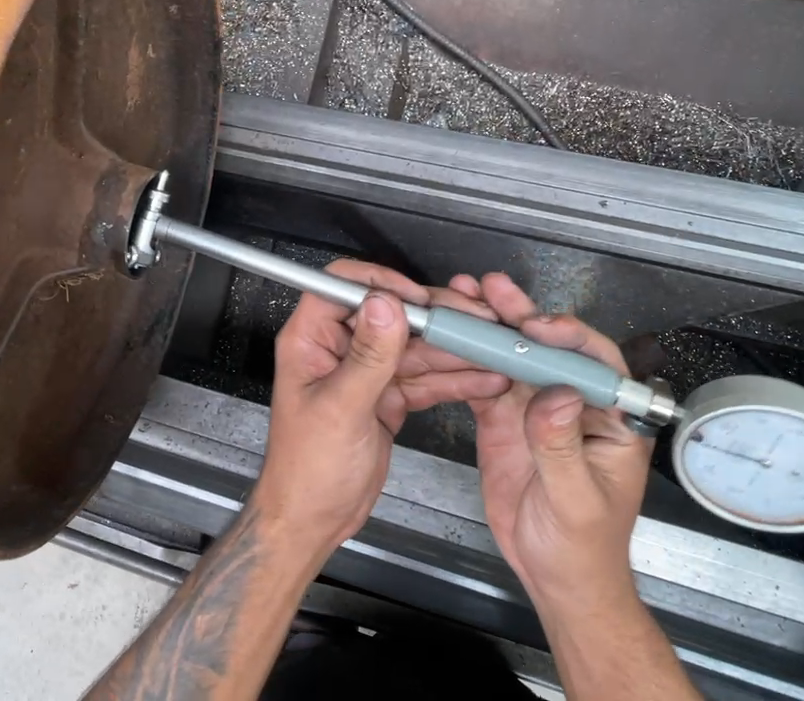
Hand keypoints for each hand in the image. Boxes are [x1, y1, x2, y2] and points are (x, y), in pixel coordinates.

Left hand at [249, 260, 511, 563]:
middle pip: (389, 314)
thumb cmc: (308, 468)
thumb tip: (387, 305)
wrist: (314, 519)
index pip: (343, 286)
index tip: (419, 298)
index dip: (382, 283)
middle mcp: (338, 348)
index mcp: (311, 339)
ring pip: (414, 347)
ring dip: (454, 349)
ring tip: (495, 348)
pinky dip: (454, 380)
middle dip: (434, 317)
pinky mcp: (387, 396)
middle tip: (478, 320)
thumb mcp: (341, 409)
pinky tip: (487, 379)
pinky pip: (424, 379)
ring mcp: (365, 372)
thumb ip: (368, 357)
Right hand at [450, 273, 651, 609]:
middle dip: (520, 315)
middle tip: (492, 288)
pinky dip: (464, 358)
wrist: (553, 574)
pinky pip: (482, 381)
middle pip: (548, 349)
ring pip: (512, 357)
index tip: (537, 325)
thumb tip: (558, 395)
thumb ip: (564, 447)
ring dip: (489, 327)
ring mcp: (533, 408)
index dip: (569, 337)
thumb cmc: (582, 545)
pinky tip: (447, 336)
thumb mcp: (577, 501)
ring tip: (462, 296)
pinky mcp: (502, 419)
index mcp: (609, 418)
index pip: (597, 363)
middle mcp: (572, 402)